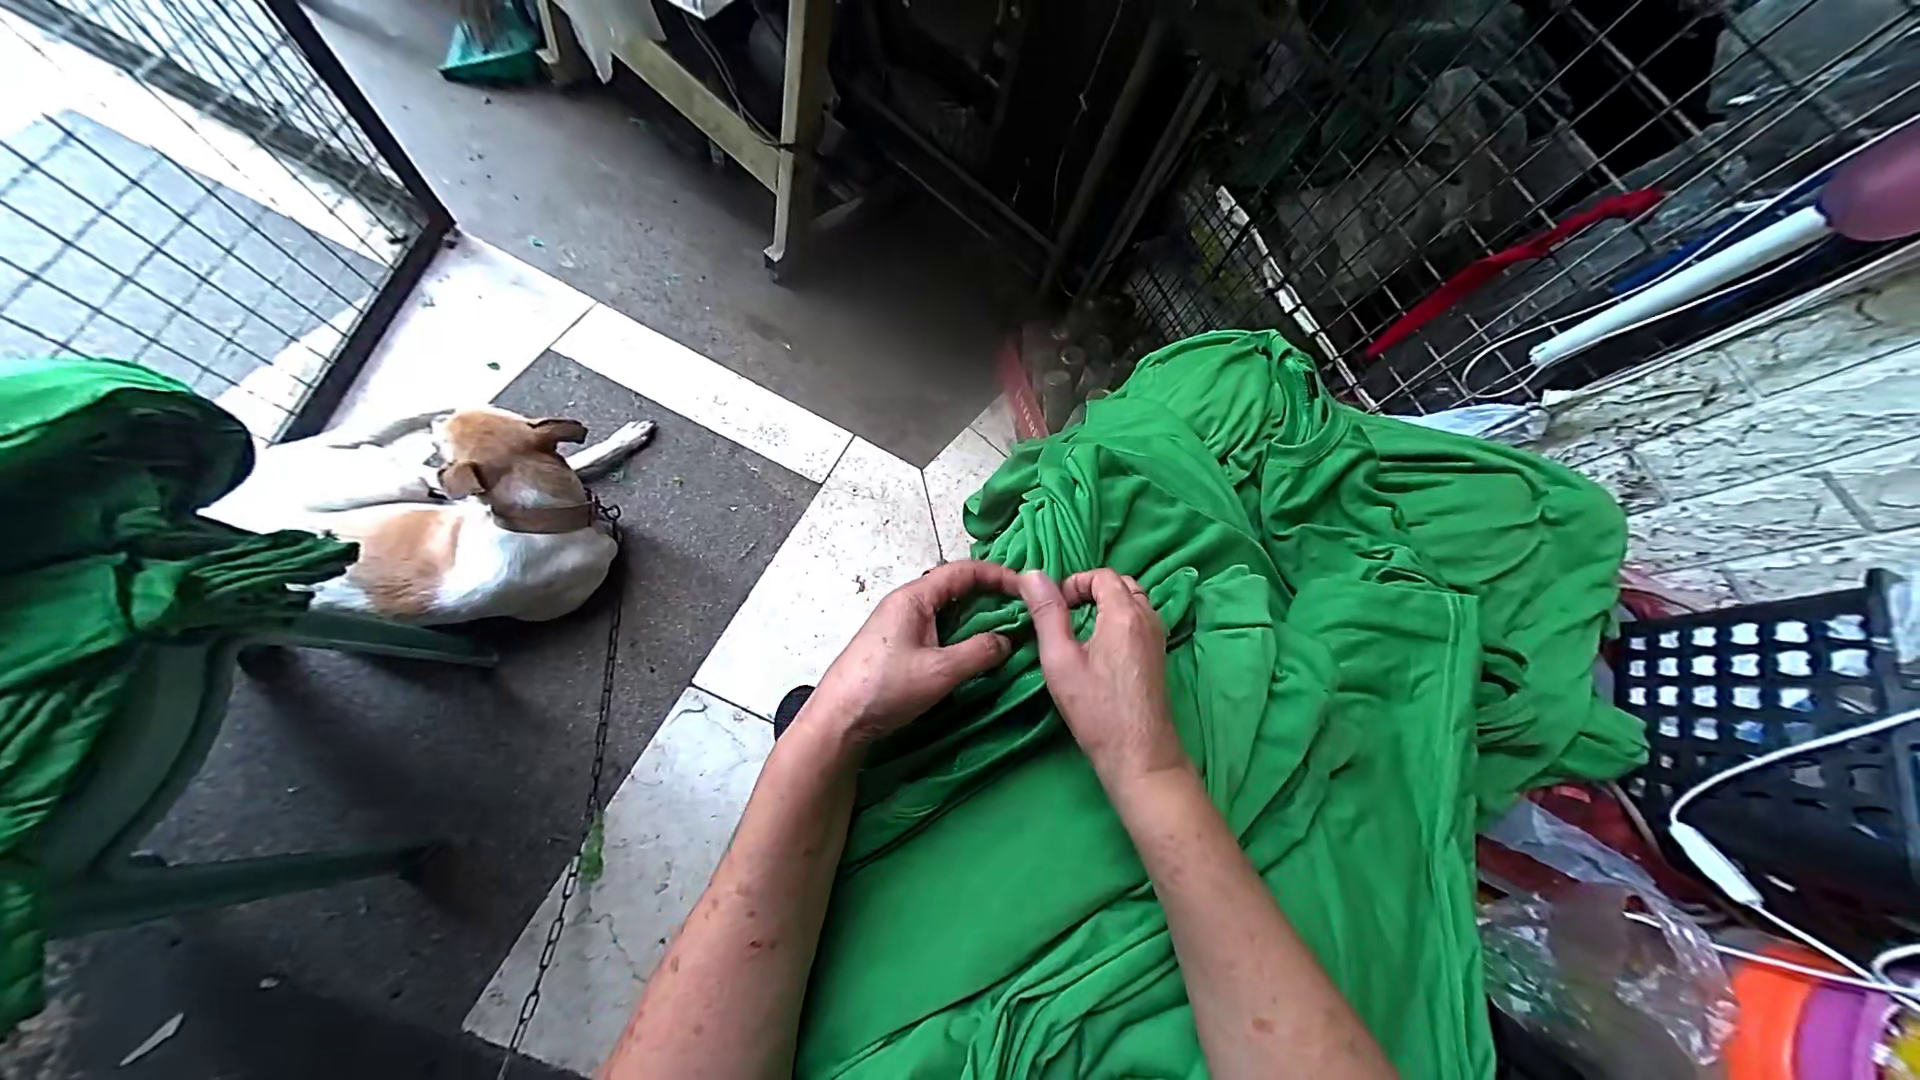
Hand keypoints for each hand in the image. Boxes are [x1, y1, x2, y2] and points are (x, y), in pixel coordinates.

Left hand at [803, 560, 1019, 746]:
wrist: (838, 720)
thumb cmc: (884, 688)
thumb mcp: (939, 671)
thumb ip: (979, 652)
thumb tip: (1008, 642)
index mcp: (914, 597)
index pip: (963, 572)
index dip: (998, 575)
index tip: (1025, 588)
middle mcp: (907, 603)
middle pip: (956, 587)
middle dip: (991, 595)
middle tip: (1023, 610)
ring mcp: (902, 624)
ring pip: (948, 610)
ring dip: (978, 617)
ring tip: (1008, 630)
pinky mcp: (900, 645)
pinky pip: (939, 629)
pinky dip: (962, 634)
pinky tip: (977, 651)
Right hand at [1017, 569, 1185, 784]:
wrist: (1139, 755)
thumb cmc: (1095, 708)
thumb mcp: (1060, 658)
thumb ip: (1046, 612)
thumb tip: (1032, 574)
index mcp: (1125, 613)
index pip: (1102, 575)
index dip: (1074, 583)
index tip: (1055, 609)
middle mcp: (1148, 618)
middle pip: (1121, 584)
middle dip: (1090, 590)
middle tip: (1066, 615)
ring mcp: (1158, 637)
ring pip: (1133, 601)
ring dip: (1106, 604)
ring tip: (1080, 630)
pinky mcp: (1159, 656)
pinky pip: (1140, 620)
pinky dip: (1119, 619)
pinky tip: (1100, 648)